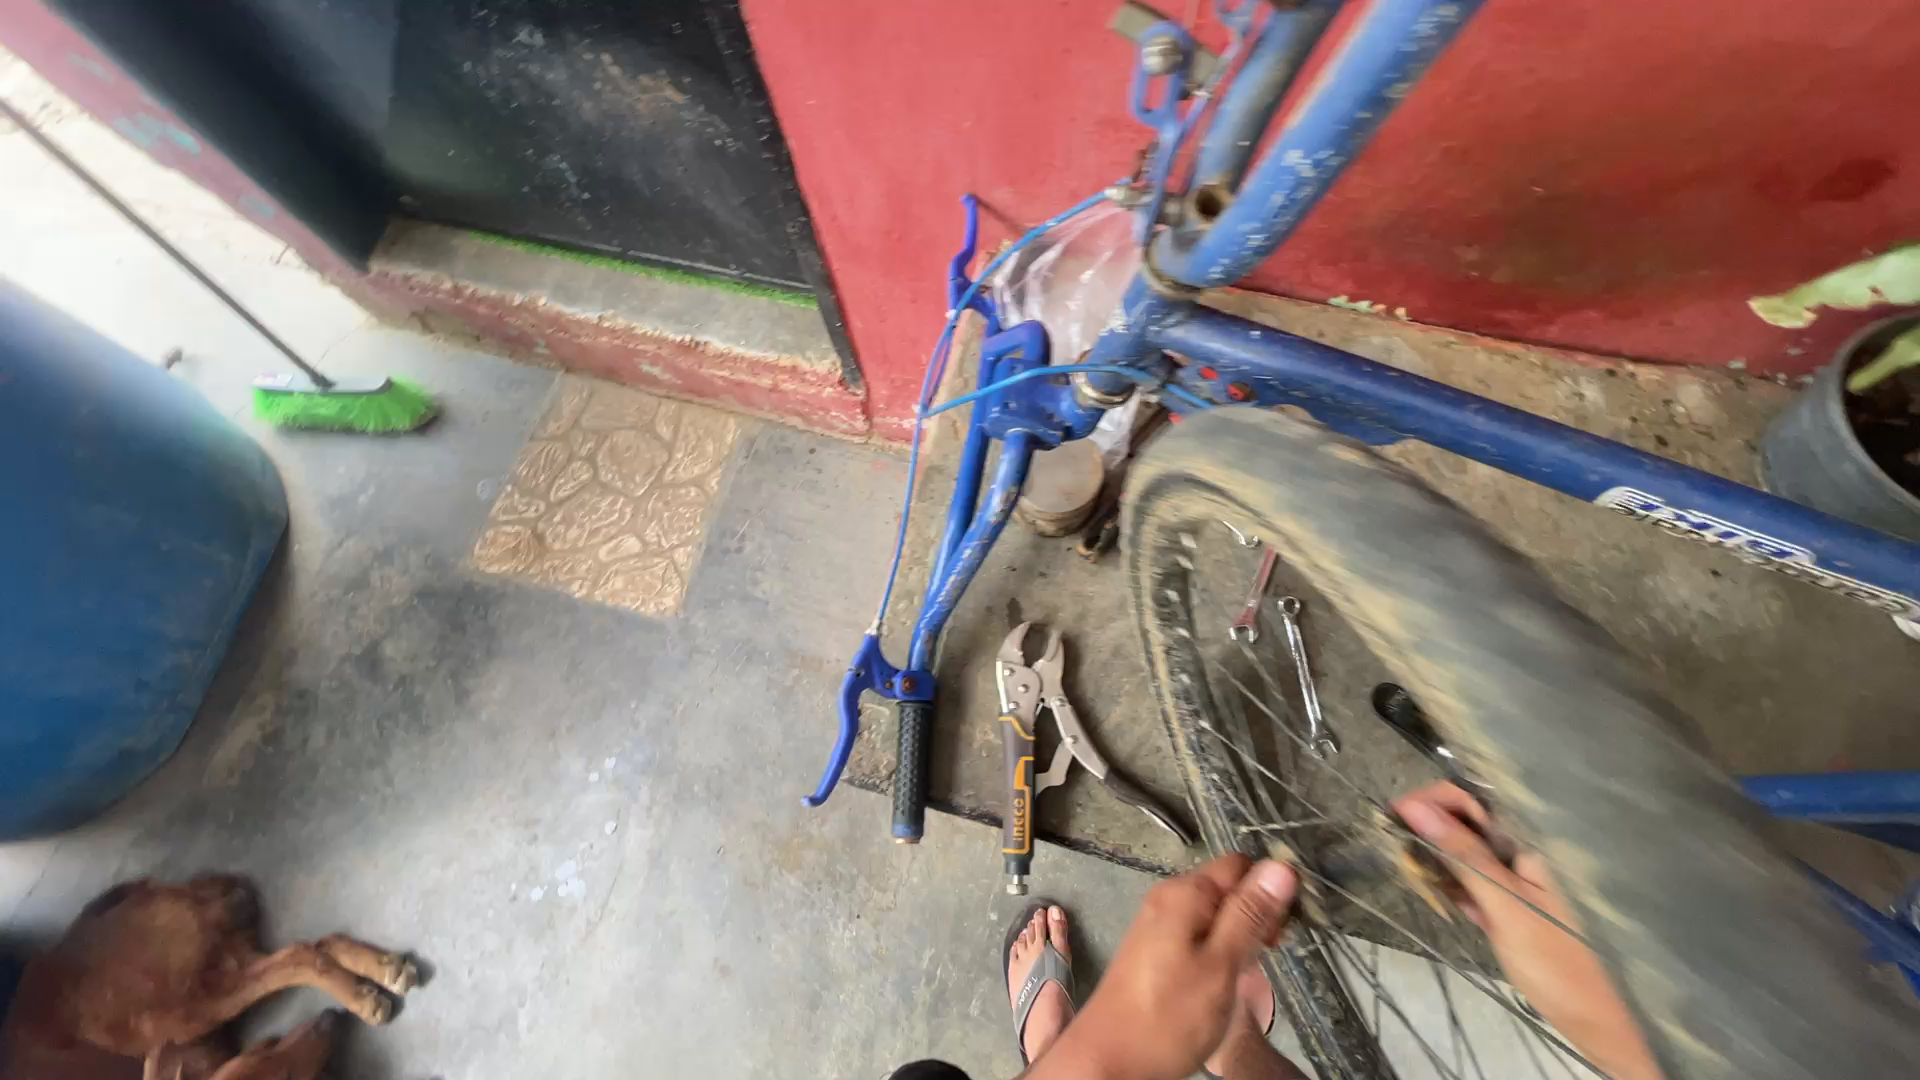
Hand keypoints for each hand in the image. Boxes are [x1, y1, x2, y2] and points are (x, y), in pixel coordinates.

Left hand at [1038, 854, 1295, 1079]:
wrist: (1111, 1056)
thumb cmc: (1170, 1014)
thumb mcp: (1221, 964)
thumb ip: (1250, 915)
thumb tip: (1281, 865)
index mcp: (1184, 892)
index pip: (1238, 865)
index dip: (1268, 890)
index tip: (1283, 931)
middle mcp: (1168, 896)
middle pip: (1226, 886)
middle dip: (1254, 915)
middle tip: (1264, 958)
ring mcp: (1158, 920)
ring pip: (1213, 912)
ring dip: (1238, 936)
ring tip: (1243, 974)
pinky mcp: (1155, 945)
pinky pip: (1197, 931)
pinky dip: (1217, 948)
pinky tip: (1221, 980)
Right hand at [1392, 783, 1663, 1079]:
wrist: (1604, 1029)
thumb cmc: (1559, 963)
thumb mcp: (1505, 905)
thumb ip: (1461, 854)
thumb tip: (1412, 807)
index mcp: (1527, 841)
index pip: (1467, 798)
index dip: (1428, 801)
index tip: (1392, 817)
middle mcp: (1519, 850)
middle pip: (1461, 820)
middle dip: (1425, 828)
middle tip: (1396, 847)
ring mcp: (1513, 876)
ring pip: (1459, 849)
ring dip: (1432, 857)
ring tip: (1414, 874)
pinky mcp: (1505, 901)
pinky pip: (1466, 877)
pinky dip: (1447, 883)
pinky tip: (1438, 895)